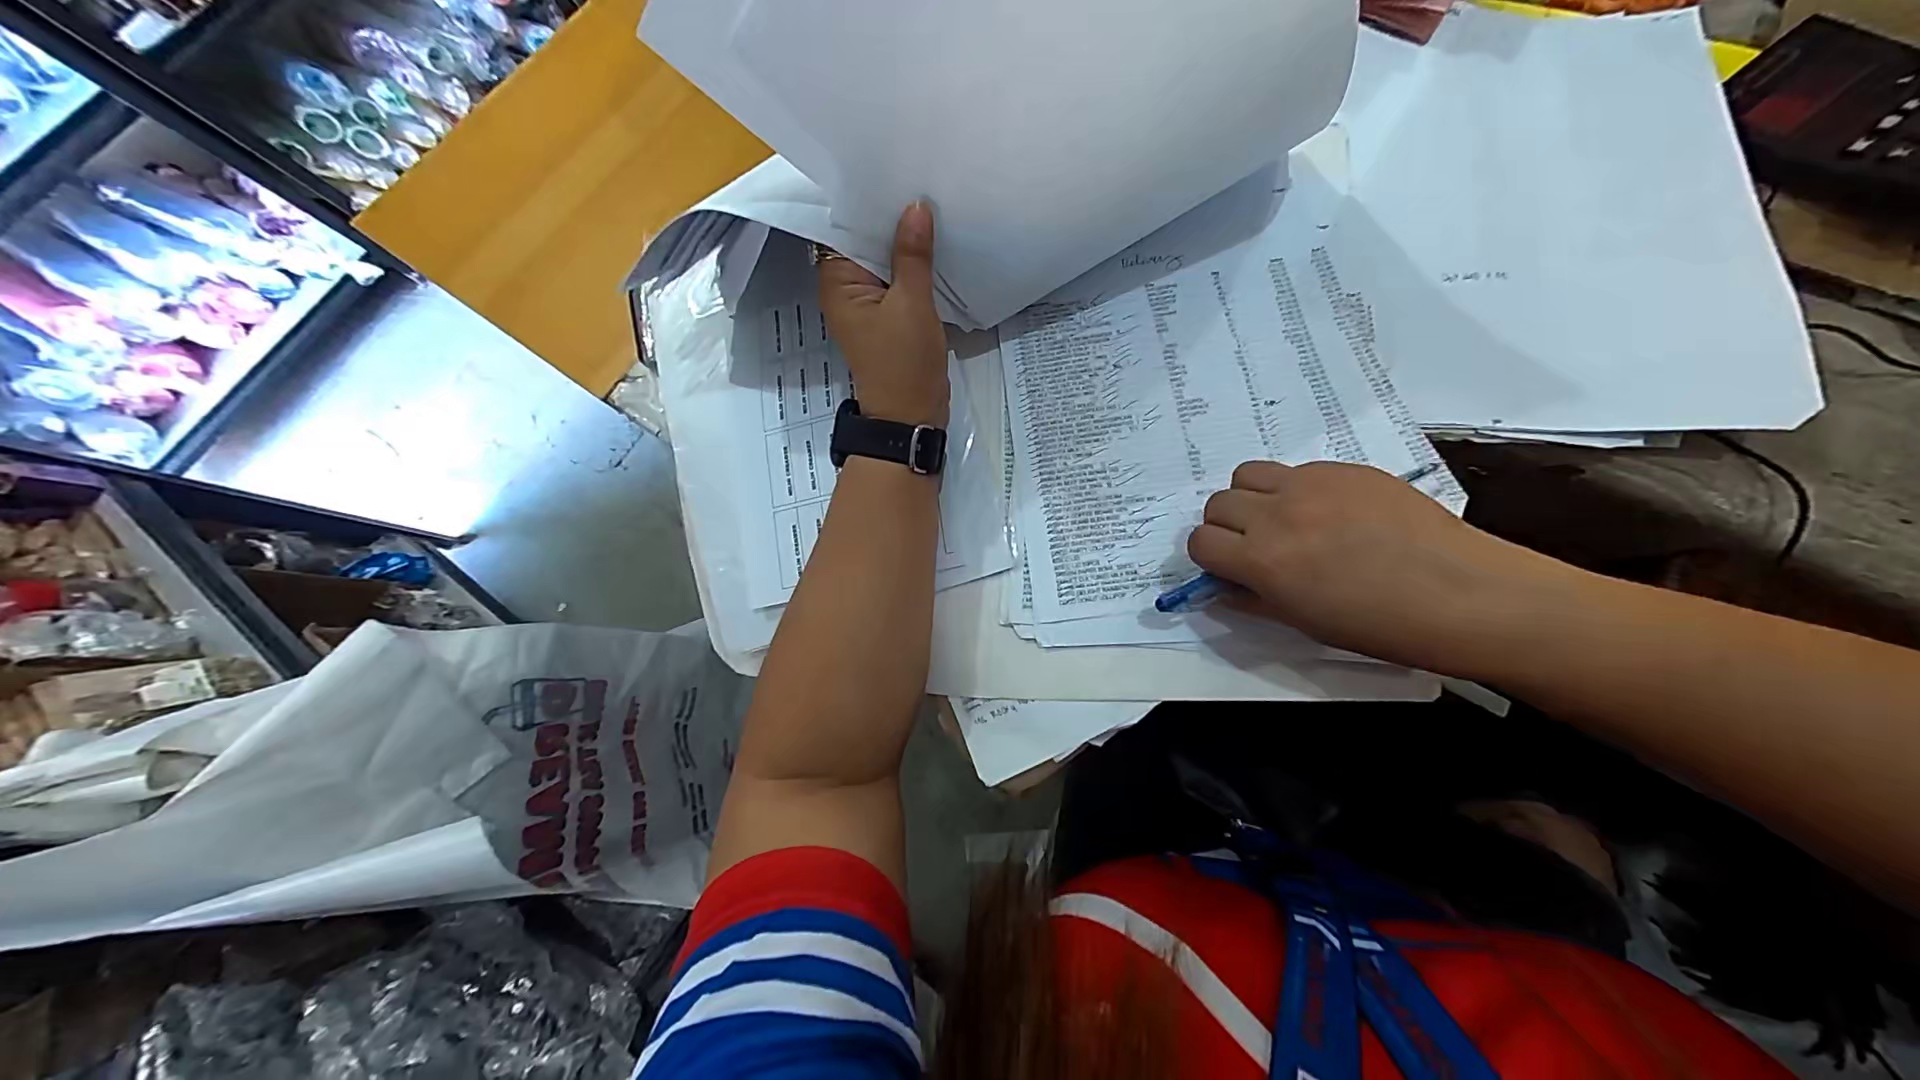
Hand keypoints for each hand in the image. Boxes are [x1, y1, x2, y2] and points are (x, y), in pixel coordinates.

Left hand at [818, 202, 949, 427]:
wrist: (911, 417)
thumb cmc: (904, 365)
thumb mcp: (913, 305)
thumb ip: (913, 255)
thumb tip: (915, 208)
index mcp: (838, 284)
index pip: (845, 229)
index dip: (868, 202)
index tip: (892, 171)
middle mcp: (847, 290)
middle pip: (866, 243)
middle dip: (891, 219)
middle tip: (919, 180)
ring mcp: (869, 305)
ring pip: (885, 263)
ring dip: (906, 244)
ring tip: (932, 207)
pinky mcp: (889, 317)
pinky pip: (899, 282)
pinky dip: (914, 268)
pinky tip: (936, 247)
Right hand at [1187, 461, 1584, 674]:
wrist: (1464, 595)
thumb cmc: (1383, 625)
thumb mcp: (1304, 623)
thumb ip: (1252, 601)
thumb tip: (1223, 588)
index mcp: (1263, 560)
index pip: (1200, 542)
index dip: (1209, 557)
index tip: (1229, 567)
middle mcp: (1278, 514)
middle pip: (1217, 503)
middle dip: (1226, 526)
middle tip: (1254, 545)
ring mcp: (1313, 484)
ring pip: (1247, 474)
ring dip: (1252, 497)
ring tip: (1282, 519)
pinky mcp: (1345, 468)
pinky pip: (1297, 468)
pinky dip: (1296, 488)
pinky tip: (1329, 512)